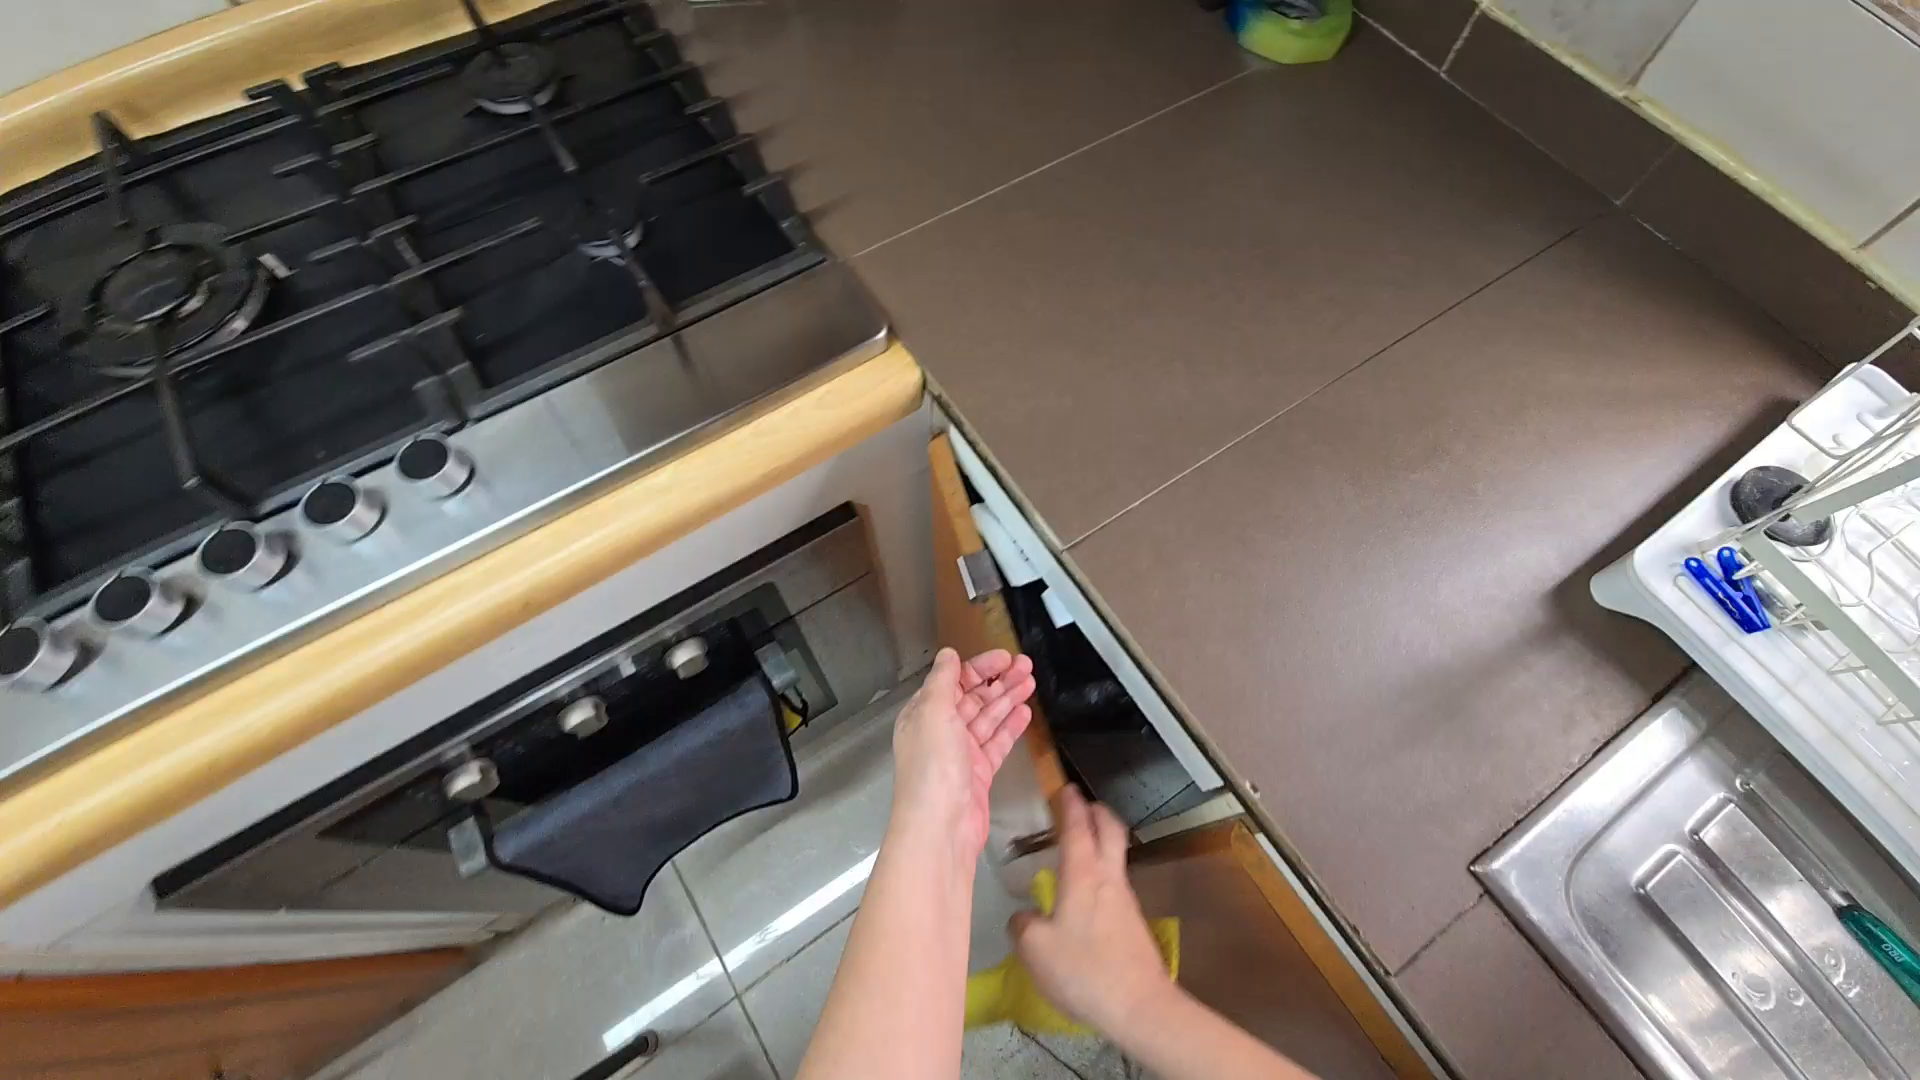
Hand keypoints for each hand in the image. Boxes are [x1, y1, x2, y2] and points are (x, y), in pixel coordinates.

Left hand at [890, 647, 1035, 861]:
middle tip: (1026, 666)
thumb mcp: (933, 713)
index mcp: (924, 714)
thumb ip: (942, 682)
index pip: (953, 681)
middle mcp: (941, 730)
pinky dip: (1011, 727)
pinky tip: (1026, 713)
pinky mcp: (980, 773)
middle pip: (973, 698)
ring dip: (1009, 699)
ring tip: (1031, 682)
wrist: (941, 828)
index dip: (979, 667)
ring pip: (988, 718)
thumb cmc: (933, 768)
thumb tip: (947, 655)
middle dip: (999, 680)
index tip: (1005, 656)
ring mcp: (962, 753)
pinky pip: (997, 742)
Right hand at [1008, 786, 1172, 1033]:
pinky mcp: (1133, 923)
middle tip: (1084, 804)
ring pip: (1116, 856)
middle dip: (1097, 812)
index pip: (1077, 827)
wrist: (1140, 1007)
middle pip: (1110, 831)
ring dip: (1102, 841)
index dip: (1071, 805)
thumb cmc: (1084, 970)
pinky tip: (1088, 894)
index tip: (1066, 788)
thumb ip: (1022, 926)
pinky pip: (1116, 883)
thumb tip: (1023, 917)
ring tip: (1083, 846)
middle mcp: (1108, 878)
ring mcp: (1125, 900)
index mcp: (1083, 875)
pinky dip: (1103, 872)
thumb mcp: (1035, 949)